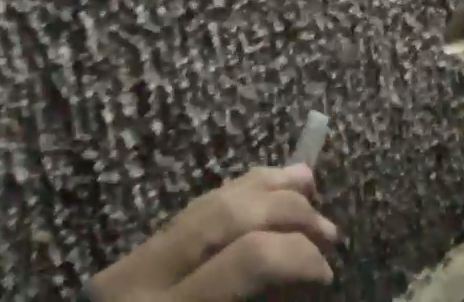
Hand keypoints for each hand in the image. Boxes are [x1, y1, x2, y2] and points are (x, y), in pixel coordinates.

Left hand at [88, 164, 340, 301]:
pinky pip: (191, 210)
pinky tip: (263, 186)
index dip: (295, 256)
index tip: (326, 273)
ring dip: (263, 190)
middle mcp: (148, 277)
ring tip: (308, 185)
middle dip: (285, 213)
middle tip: (328, 230)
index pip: (245, 260)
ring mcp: (136, 260)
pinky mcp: (135, 255)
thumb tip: (303, 279)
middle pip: (225, 218)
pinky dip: (234, 195)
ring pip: (206, 202)